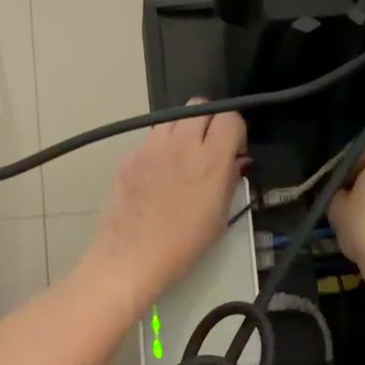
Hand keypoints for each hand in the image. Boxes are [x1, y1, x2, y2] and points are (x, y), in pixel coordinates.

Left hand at [84, 106, 244, 314]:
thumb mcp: (220, 218)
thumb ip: (230, 181)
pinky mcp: (129, 157)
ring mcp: (151, 147)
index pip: (230, 117)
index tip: (234, 151)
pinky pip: (150, 141)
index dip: (236, 131)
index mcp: (211, 159)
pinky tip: (157, 177)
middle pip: (200, 106)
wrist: (131, 258)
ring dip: (183, 131)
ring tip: (182, 160)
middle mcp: (181, 144)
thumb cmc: (182, 245)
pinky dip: (159, 150)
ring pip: (173, 119)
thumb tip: (235, 162)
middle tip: (209, 150)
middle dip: (210, 123)